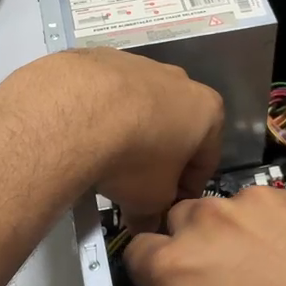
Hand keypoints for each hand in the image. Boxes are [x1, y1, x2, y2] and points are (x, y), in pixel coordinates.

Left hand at [0, 49, 223, 220]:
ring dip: (130, 134)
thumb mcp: (150, 200)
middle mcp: (181, 80)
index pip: (206, 160)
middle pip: (175, 129)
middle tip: (136, 188)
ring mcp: (140, 64)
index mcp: (207, 111)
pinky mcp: (102, 57)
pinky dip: (100, 114)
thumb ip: (154, 215)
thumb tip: (145, 229)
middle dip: (159, 159)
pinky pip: (107, 94)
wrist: (77, 110)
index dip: (187, 190)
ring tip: (104, 162)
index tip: (168, 208)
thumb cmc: (134, 157)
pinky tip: (83, 136)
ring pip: (141, 108)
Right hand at [123, 185, 285, 285]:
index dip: (155, 271)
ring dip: (231, 234)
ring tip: (269, 269)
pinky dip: (269, 225)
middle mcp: (202, 224)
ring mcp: (246, 204)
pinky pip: (261, 207)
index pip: (136, 251)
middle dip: (191, 246)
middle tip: (224, 279)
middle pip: (177, 222)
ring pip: (221, 212)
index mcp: (171, 269)